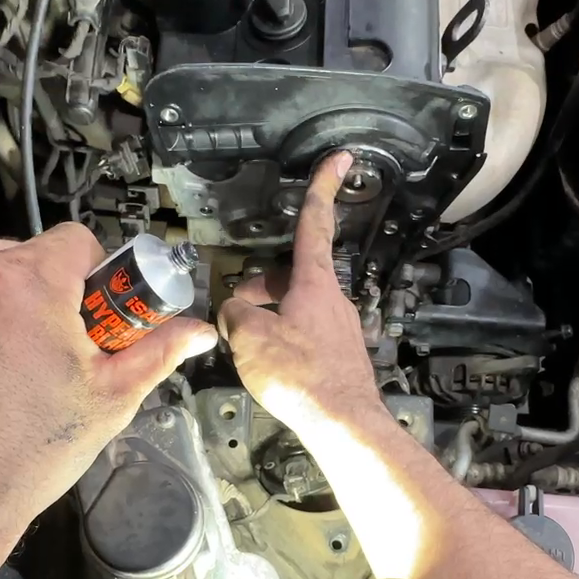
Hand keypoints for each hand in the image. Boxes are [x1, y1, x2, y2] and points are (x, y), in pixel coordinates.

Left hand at [0, 226, 215, 578]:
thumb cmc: (25, 453)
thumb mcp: (108, 401)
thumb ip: (157, 351)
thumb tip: (199, 331)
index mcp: (25, 279)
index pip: (75, 241)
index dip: (90, 279)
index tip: (84, 316)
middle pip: (20, 257)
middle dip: (35, 294)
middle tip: (37, 351)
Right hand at [218, 152, 389, 436]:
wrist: (342, 422)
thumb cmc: (299, 375)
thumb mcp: (249, 337)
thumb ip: (234, 314)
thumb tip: (234, 312)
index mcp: (314, 282)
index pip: (314, 223)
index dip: (321, 186)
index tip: (341, 156)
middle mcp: (334, 299)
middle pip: (294, 275)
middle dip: (264, 284)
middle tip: (238, 306)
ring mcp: (342, 327)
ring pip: (300, 307)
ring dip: (273, 314)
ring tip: (250, 344)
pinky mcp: (343, 355)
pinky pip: (309, 334)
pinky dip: (288, 338)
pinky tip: (275, 365)